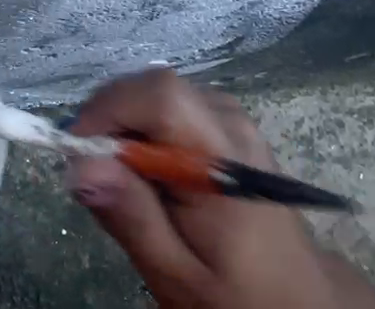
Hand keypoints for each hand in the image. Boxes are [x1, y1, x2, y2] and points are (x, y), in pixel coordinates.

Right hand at [66, 69, 374, 308]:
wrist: (297, 300)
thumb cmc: (235, 293)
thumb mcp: (176, 274)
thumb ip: (131, 216)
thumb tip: (77, 163)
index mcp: (224, 160)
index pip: (160, 94)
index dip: (109, 107)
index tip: (77, 149)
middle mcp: (232, 125)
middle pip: (155, 86)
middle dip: (110, 116)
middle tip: (92, 169)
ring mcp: (234, 119)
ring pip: (159, 91)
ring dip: (126, 122)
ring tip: (120, 175)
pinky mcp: (228, 124)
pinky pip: (173, 104)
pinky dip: (146, 126)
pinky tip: (148, 168)